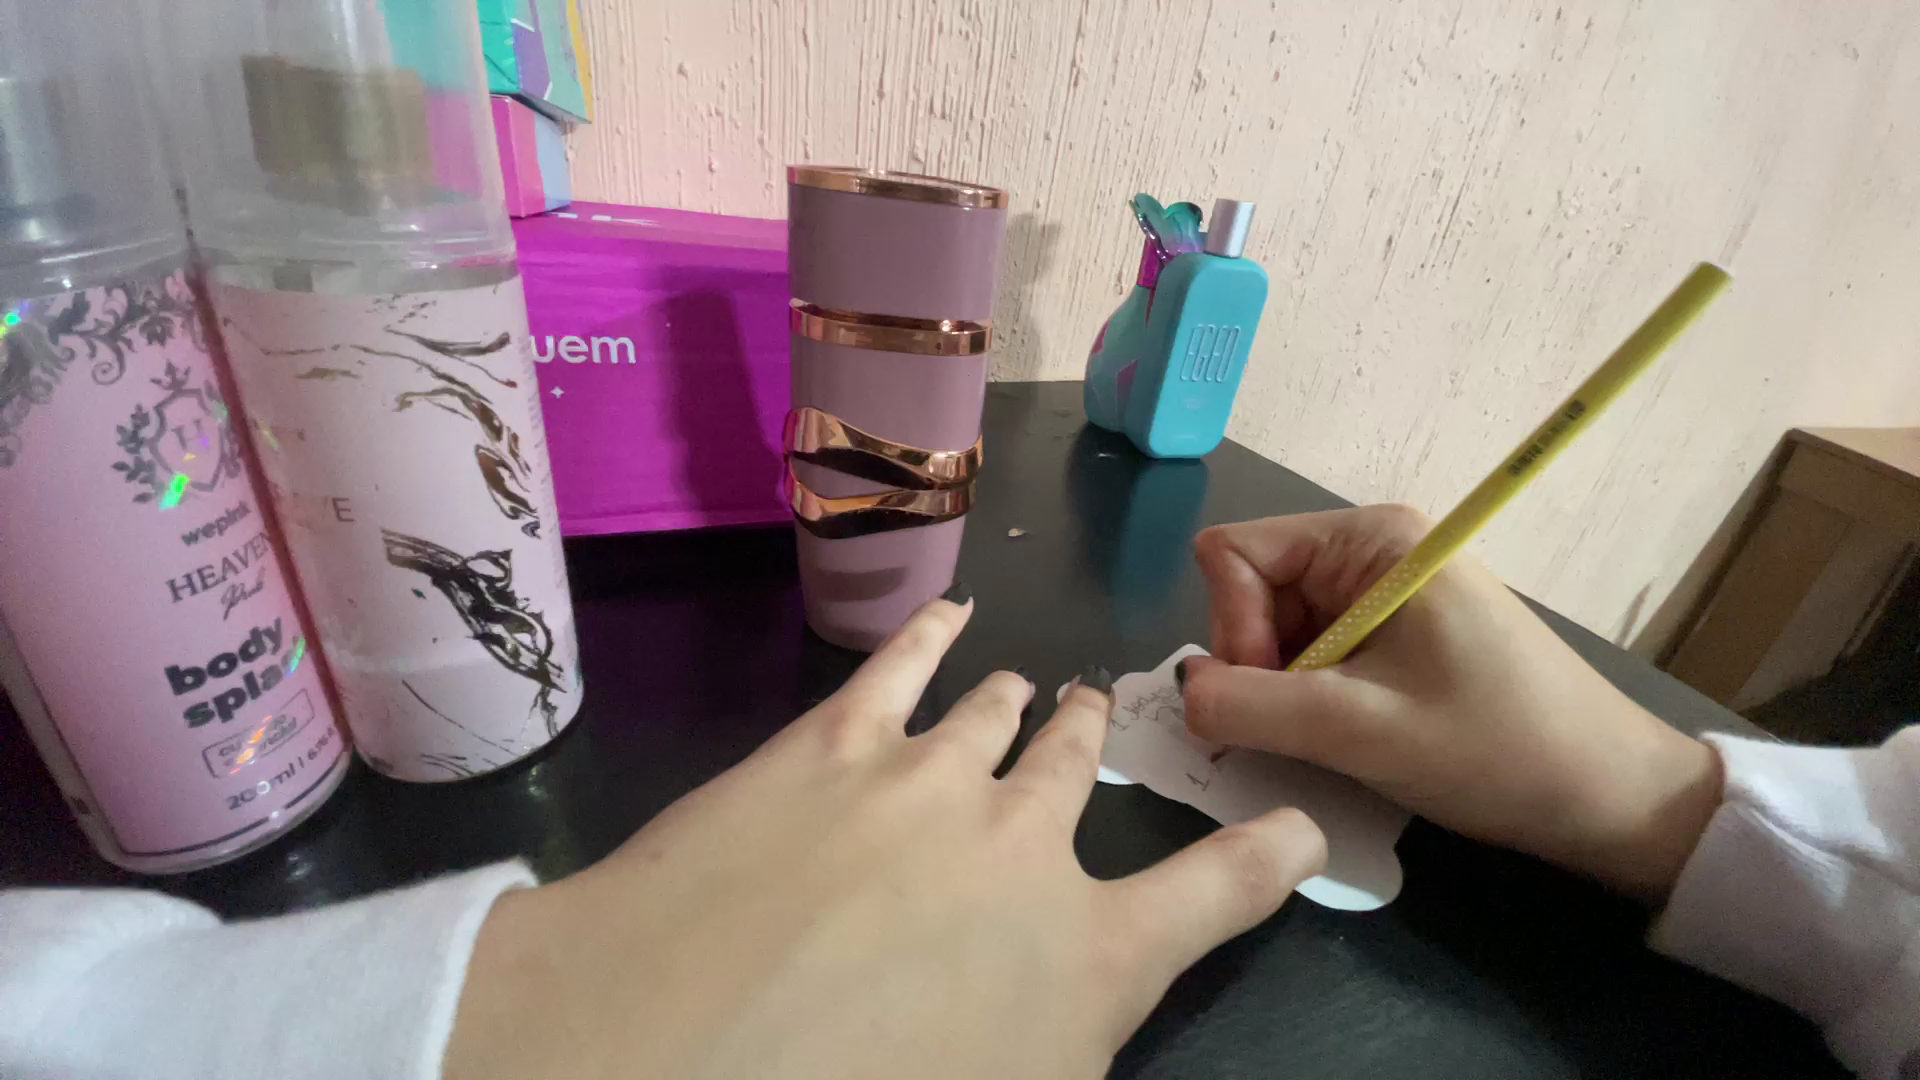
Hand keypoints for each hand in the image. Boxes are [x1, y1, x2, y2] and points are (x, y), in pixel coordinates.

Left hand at [445, 596, 1325, 1079]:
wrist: (660, 1058)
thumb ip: (1057, 1036)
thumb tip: (1059, 1001)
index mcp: (1081, 955)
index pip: (1216, 897)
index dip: (1267, 859)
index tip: (1295, 824)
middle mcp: (1024, 840)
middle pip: (1078, 759)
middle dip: (1088, 732)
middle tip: (1086, 710)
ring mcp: (933, 770)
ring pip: (999, 708)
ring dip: (1014, 699)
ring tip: (1020, 684)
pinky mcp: (841, 736)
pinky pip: (906, 661)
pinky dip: (934, 632)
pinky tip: (950, 612)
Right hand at [1183, 505, 1722, 901]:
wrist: (1615, 802)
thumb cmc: (1499, 750)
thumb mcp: (1360, 730)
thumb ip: (1249, 705)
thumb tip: (1181, 691)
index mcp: (1366, 538)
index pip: (1232, 553)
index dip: (1231, 623)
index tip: (1274, 689)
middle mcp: (1363, 548)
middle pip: (1245, 588)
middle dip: (1255, 658)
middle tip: (1305, 720)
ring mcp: (1371, 587)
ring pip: (1265, 622)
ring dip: (1277, 683)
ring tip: (1332, 728)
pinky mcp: (1379, 626)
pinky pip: (1298, 646)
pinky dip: (1298, 691)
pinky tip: (1340, 726)